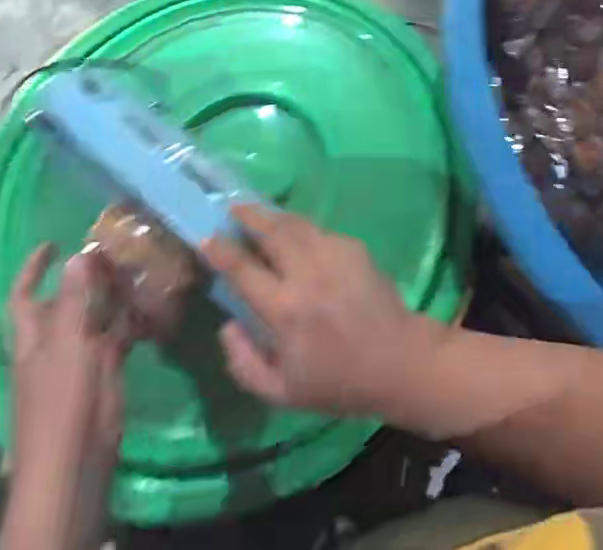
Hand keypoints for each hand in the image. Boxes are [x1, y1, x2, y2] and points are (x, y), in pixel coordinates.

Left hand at [2, 245, 129, 549]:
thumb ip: (75, 301)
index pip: (25, 295)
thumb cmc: (61, 400)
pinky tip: (156, 305)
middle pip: (67, 301)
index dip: (33, 269)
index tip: (52, 242)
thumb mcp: (68, 345)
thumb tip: (79, 255)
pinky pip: (120, 337)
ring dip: (115, 294)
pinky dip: (134, 320)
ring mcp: (81, 358)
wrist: (75, 460)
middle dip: (87, 276)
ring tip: (142, 268)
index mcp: (34, 338)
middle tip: (118, 249)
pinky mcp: (106, 371)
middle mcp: (55, 343)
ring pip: (98, 316)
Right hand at [200, 206, 447, 416]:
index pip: (243, 269)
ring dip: (274, 216)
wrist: (396, 360)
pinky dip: (302, 229)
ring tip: (259, 214)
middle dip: (248, 216)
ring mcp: (335, 256)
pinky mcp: (355, 248)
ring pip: (298, 224)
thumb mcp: (278, 392)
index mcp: (285, 310)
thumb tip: (227, 324)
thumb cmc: (335, 381)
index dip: (220, 250)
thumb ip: (242, 362)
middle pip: (272, 232)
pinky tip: (295, 234)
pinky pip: (320, 232)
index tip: (207, 238)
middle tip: (232, 210)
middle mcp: (308, 275)